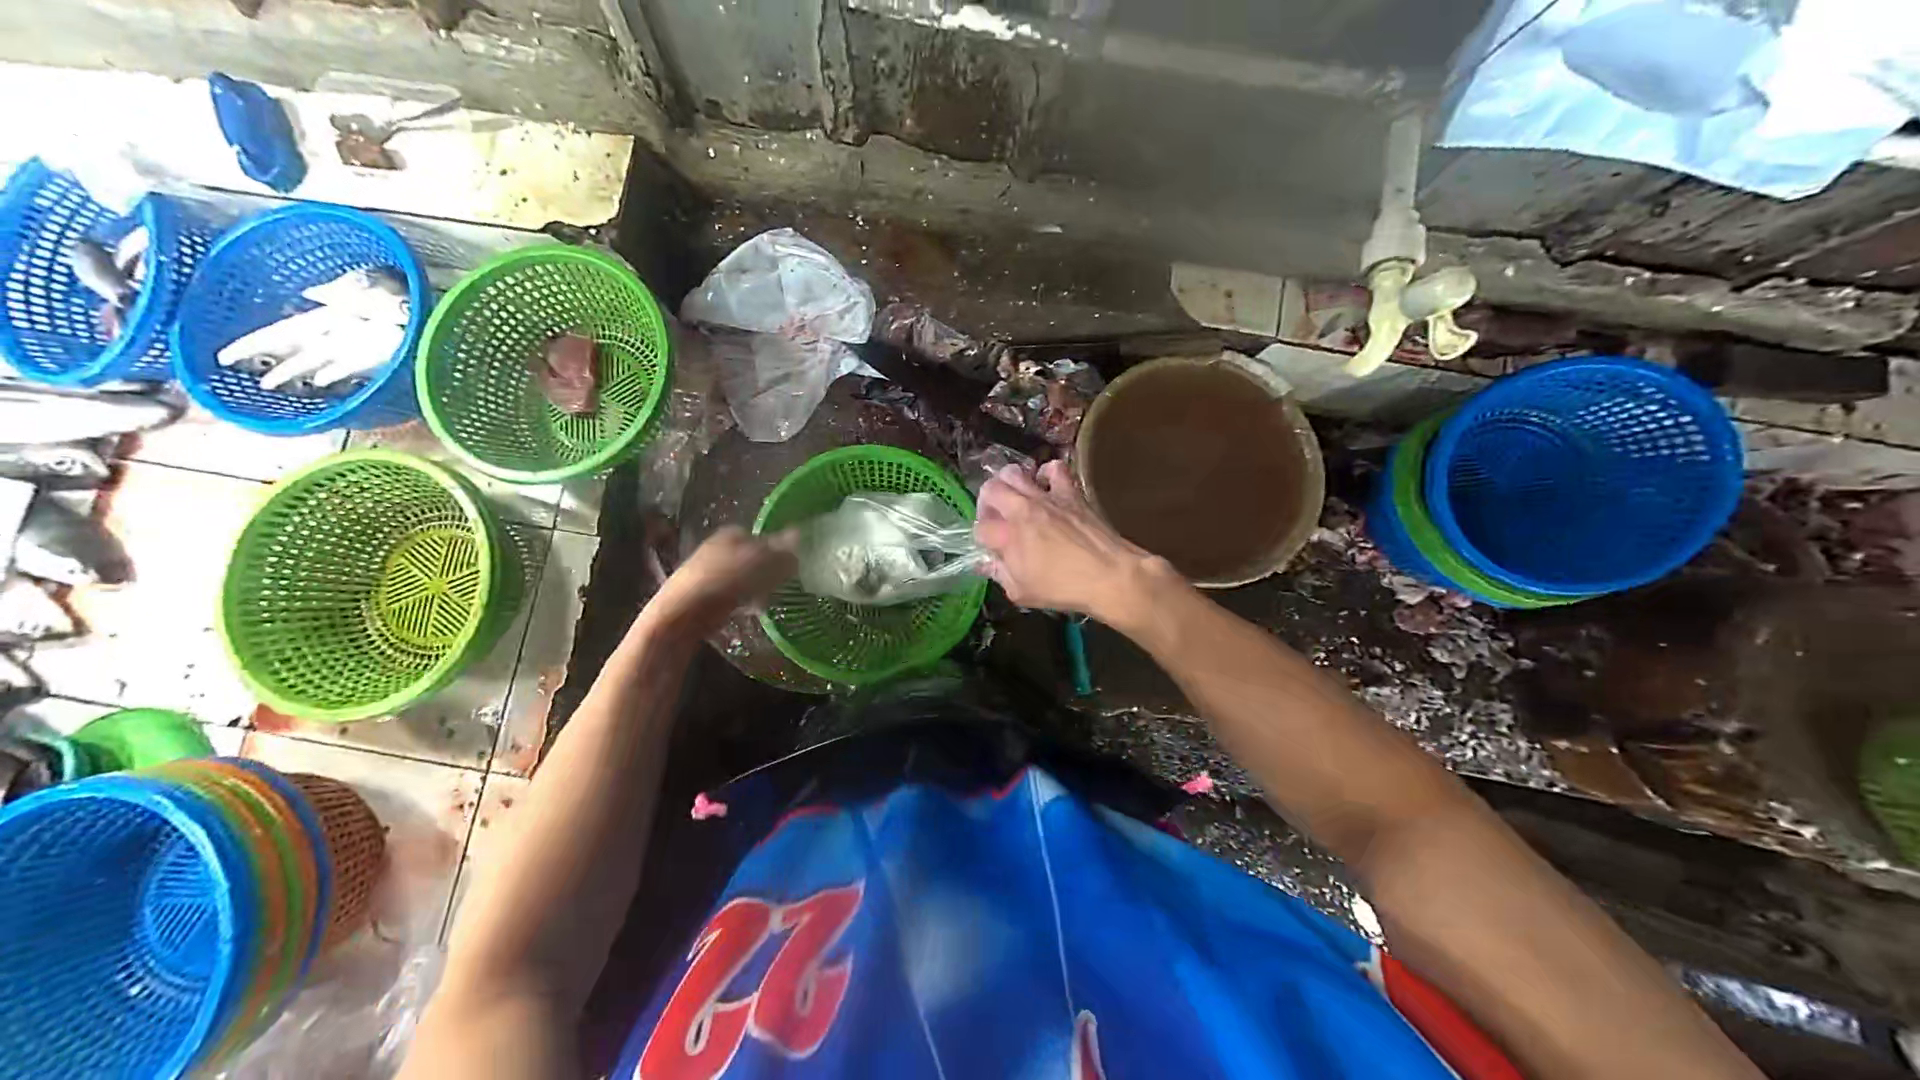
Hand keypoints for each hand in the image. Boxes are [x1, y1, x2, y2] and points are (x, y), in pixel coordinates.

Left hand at [643, 525, 798, 636]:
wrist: (683, 613)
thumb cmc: (726, 579)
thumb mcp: (763, 561)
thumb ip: (784, 550)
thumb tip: (800, 535)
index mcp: (732, 533)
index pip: (765, 535)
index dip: (781, 547)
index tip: (794, 562)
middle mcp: (721, 547)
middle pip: (756, 555)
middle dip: (771, 568)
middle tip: (786, 580)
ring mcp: (712, 571)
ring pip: (747, 575)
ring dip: (760, 586)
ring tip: (771, 597)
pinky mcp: (708, 595)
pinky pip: (737, 593)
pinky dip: (747, 599)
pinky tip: (753, 609)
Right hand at [973, 460, 1180, 622]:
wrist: (1110, 576)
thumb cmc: (1064, 589)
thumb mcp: (1022, 593)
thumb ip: (1000, 574)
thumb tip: (987, 564)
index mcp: (1008, 536)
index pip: (981, 528)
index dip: (983, 539)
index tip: (994, 549)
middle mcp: (1022, 510)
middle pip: (990, 489)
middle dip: (986, 503)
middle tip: (996, 517)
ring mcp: (1046, 497)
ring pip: (1014, 472)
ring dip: (1009, 483)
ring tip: (1016, 497)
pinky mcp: (1070, 492)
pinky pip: (1054, 468)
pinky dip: (1046, 473)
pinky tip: (1047, 486)